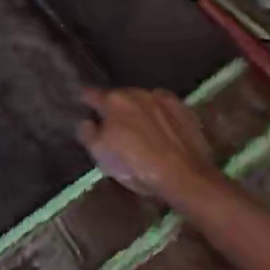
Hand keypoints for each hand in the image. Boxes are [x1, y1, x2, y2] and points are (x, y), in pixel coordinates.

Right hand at [76, 87, 221, 201]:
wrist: (186, 177)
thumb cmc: (137, 166)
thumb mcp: (101, 156)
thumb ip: (88, 134)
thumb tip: (86, 122)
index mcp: (112, 101)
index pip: (90, 93)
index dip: (84, 101)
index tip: (83, 108)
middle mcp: (136, 92)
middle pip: (118, 97)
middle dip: (114, 108)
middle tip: (115, 127)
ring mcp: (161, 98)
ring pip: (142, 100)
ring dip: (138, 110)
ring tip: (141, 130)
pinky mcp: (183, 109)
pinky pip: (164, 107)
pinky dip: (160, 115)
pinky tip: (163, 130)